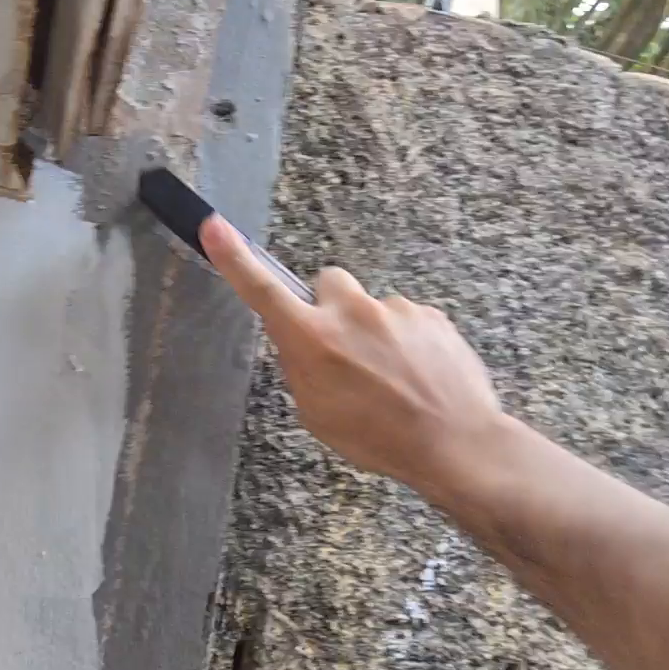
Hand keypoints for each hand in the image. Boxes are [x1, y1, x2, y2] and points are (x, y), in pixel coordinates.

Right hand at [202, 216, 500, 494]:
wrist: (454, 442)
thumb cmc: (378, 438)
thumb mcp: (316, 415)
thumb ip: (302, 370)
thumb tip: (303, 346)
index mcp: (313, 341)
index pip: (263, 291)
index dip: (235, 259)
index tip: (214, 227)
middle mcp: (351, 314)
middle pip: (328, 283)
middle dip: (331, 308)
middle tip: (346, 350)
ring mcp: (395, 310)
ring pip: (371, 307)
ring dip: (373, 331)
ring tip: (392, 377)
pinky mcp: (430, 314)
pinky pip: (406, 318)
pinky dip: (406, 341)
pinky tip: (417, 375)